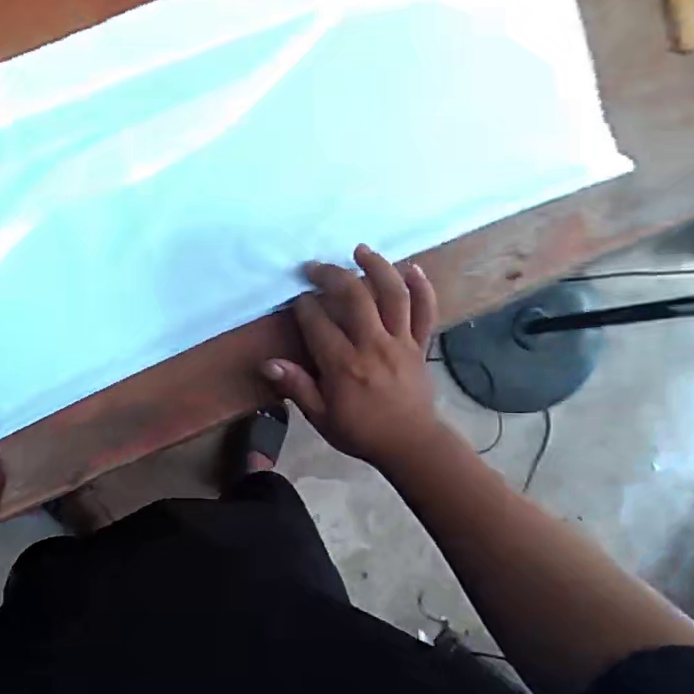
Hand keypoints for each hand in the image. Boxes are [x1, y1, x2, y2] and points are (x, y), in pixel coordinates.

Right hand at [262, 244, 447, 469]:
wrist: (410, 444)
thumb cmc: (360, 432)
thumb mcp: (321, 416)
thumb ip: (297, 386)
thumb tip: (268, 364)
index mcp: (343, 365)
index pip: (318, 323)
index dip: (304, 306)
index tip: (297, 300)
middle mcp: (372, 345)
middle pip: (353, 297)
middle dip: (331, 276)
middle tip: (315, 267)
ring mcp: (400, 342)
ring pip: (392, 295)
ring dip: (376, 267)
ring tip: (360, 250)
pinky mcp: (420, 344)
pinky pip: (425, 311)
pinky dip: (422, 287)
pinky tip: (411, 267)